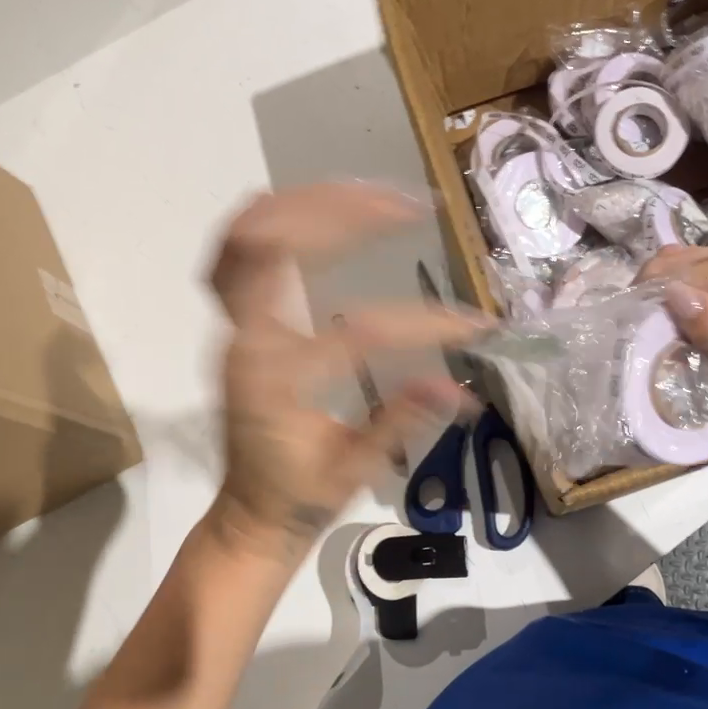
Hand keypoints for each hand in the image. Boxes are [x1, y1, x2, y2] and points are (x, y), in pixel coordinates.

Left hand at [206, 184, 483, 556]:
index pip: (357, 331)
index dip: (422, 324)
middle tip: (407, 205)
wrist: (249, 514)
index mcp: (276, 382)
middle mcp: (245, 341)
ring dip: (306, 204)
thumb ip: (401, 422)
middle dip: (341, 213)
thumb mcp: (355, 470)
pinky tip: (314, 209)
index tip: (475, 326)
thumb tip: (462, 391)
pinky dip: (272, 222)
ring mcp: (232, 326)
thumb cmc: (301, 496)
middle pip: (270, 244)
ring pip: (246, 237)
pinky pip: (236, 255)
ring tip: (370, 194)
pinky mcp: (235, 324)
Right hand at [637, 238, 707, 417]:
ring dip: (680, 304)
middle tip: (645, 340)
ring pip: (700, 277)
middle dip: (659, 297)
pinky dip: (703, 309)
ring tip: (668, 342)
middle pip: (684, 265)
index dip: (649, 300)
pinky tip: (701, 338)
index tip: (633, 336)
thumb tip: (665, 296)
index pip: (676, 270)